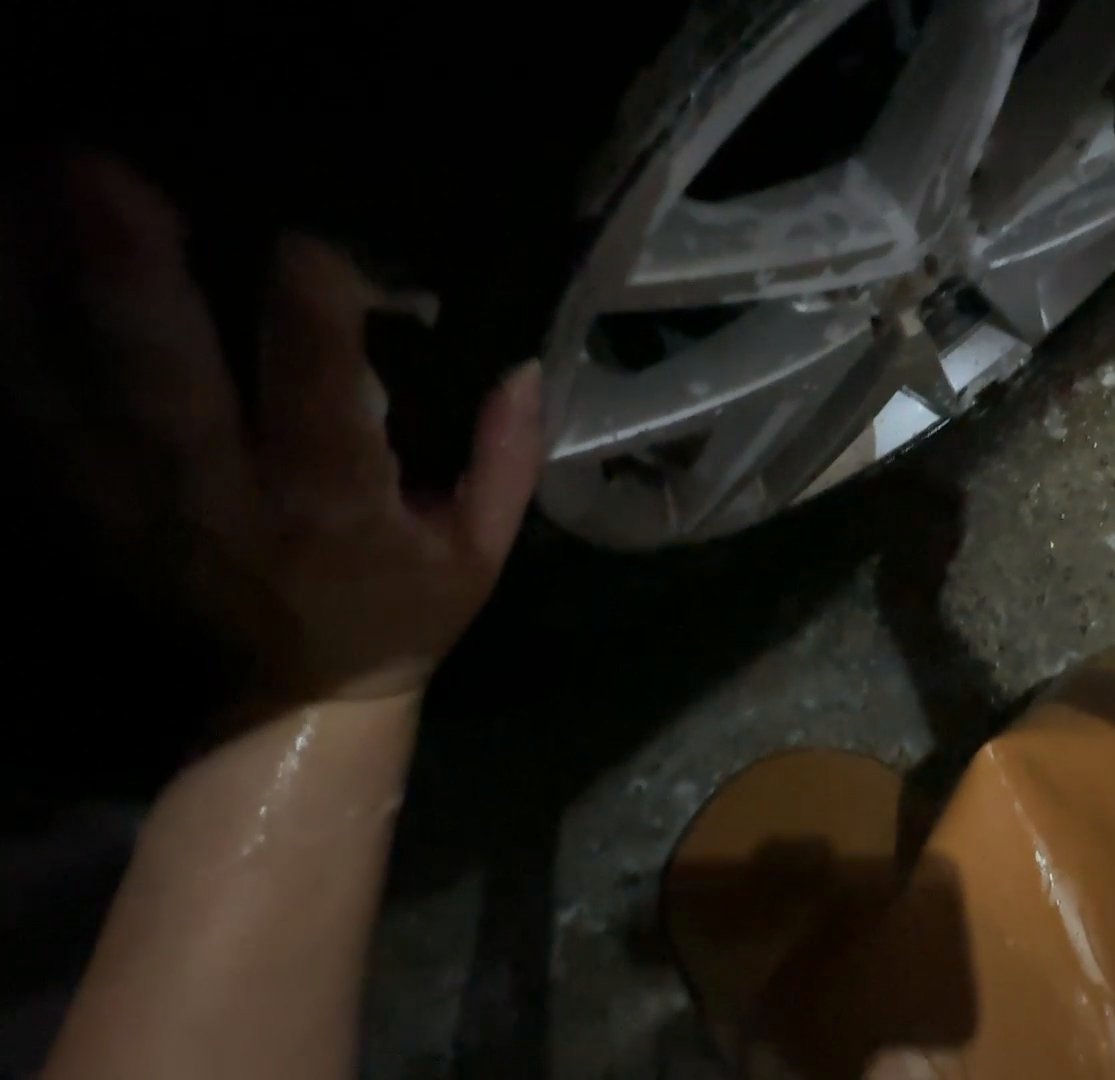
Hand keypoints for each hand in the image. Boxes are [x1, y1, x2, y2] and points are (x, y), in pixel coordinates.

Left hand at [0, 155, 544, 713]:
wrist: (298, 694)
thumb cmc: (409, 611)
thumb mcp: (484, 548)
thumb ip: (508, 459)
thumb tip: (523, 369)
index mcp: (341, 506)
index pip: (326, 396)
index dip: (316, 316)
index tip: (313, 245)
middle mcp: (231, 498)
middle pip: (166, 377)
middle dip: (133, 274)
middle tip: (103, 171)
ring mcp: (141, 506)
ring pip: (73, 385)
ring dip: (40, 288)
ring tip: (20, 189)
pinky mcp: (89, 513)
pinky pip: (33, 417)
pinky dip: (8, 346)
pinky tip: (0, 270)